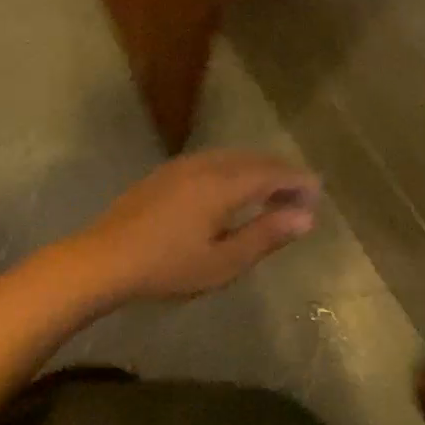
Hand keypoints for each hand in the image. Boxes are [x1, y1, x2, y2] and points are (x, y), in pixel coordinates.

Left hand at [65, 149, 320, 302]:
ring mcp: (181, 166)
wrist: (105, 258)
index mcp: (222, 184)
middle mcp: (204, 165)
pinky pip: (211, 160)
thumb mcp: (223, 262)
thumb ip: (265, 235)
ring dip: (256, 168)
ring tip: (273, 190)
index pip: (270, 173)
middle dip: (279, 172)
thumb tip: (305, 216)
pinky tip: (232, 188)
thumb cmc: (168, 267)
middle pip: (251, 160)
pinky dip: (233, 169)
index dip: (296, 180)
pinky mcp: (165, 173)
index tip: (318, 191)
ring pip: (230, 157)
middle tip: (302, 192)